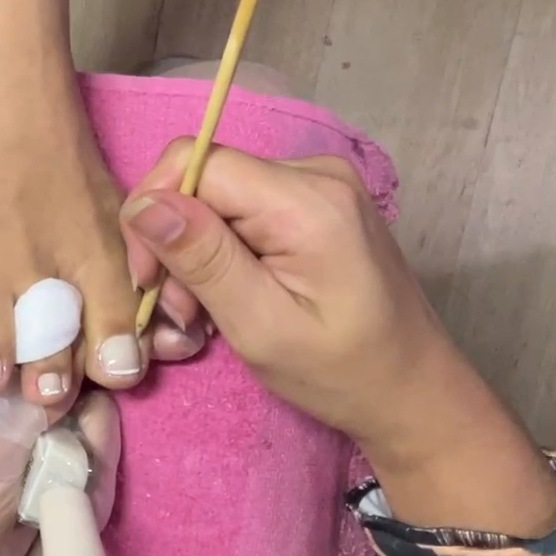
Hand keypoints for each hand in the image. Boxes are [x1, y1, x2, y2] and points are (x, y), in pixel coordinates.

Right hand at [0, 0, 141, 407]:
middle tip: (15, 383)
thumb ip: (105, 240)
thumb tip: (107, 290)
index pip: (102, 338)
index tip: (89, 378)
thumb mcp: (97, 173)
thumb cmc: (39, 99)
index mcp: (84, 249)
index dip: (98, 367)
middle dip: (32, 380)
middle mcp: (26, 268)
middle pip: (30, 352)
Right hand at [119, 140, 487, 465]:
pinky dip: (214, 251)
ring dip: (190, 254)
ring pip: (211, 196)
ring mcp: (316, 184)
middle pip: (199, 180)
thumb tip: (143, 204)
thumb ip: (202, 259)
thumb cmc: (339, 372)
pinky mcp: (312, 202)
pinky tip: (225, 292)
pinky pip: (234, 208)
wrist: (412, 393)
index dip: (153, 212)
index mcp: (306, 200)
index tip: (149, 279)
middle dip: (171, 243)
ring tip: (203, 310)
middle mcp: (314, 173)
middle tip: (180, 310)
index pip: (192, 162)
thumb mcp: (259, 325)